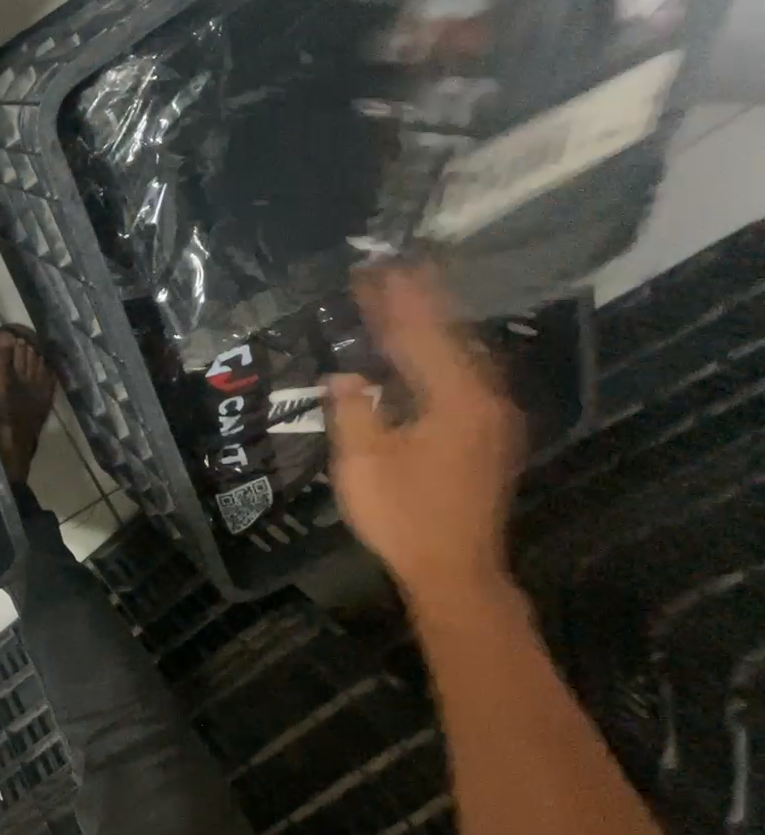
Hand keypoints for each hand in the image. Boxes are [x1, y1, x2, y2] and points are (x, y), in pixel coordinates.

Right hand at [327, 266, 524, 600]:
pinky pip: (463, 379)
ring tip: (406, 299)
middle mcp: (483, 399)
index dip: (395, 302)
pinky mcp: (486, 436)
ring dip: (432, 326)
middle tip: (392, 269)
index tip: (374, 269)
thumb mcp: (362, 462)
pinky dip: (439, 356)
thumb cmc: (402, 513)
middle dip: (419, 303)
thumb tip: (344, 375)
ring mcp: (491, 418)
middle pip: (449, 338)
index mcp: (454, 399)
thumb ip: (353, 411)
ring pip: (460, 357)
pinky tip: (423, 354)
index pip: (420, 335)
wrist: (452, 566)